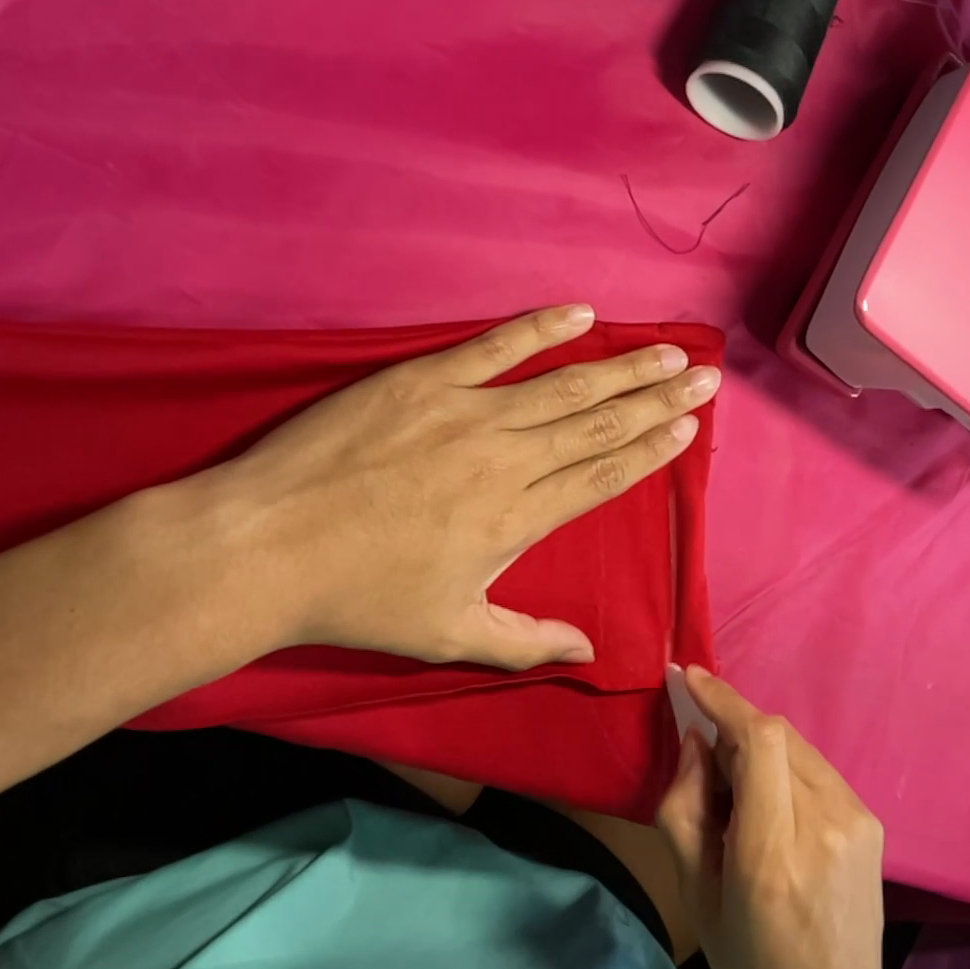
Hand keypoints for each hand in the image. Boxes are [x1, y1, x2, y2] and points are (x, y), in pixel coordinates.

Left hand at [191, 304, 719, 668]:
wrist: (266, 546)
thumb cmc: (361, 597)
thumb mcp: (448, 636)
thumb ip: (527, 643)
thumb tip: (593, 654)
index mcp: (520, 518)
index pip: (606, 473)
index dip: (654, 449)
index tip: (690, 426)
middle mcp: (511, 459)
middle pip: (602, 423)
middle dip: (660, 399)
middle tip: (703, 376)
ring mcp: (470, 412)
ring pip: (566, 385)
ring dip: (624, 366)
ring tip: (668, 350)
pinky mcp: (426, 380)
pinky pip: (497, 346)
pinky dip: (542, 328)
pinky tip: (582, 314)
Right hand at [657, 666, 883, 968]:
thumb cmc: (750, 956)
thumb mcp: (695, 893)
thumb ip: (684, 808)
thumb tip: (697, 738)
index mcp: (774, 852)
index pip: (759, 742)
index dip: (725, 699)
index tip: (691, 677)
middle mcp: (827, 823)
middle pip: (778, 734)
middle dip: (735, 727)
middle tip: (708, 762)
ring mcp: (858, 819)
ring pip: (798, 745)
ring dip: (760, 747)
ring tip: (741, 794)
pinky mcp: (872, 821)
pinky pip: (818, 768)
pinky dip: (787, 767)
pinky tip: (775, 806)